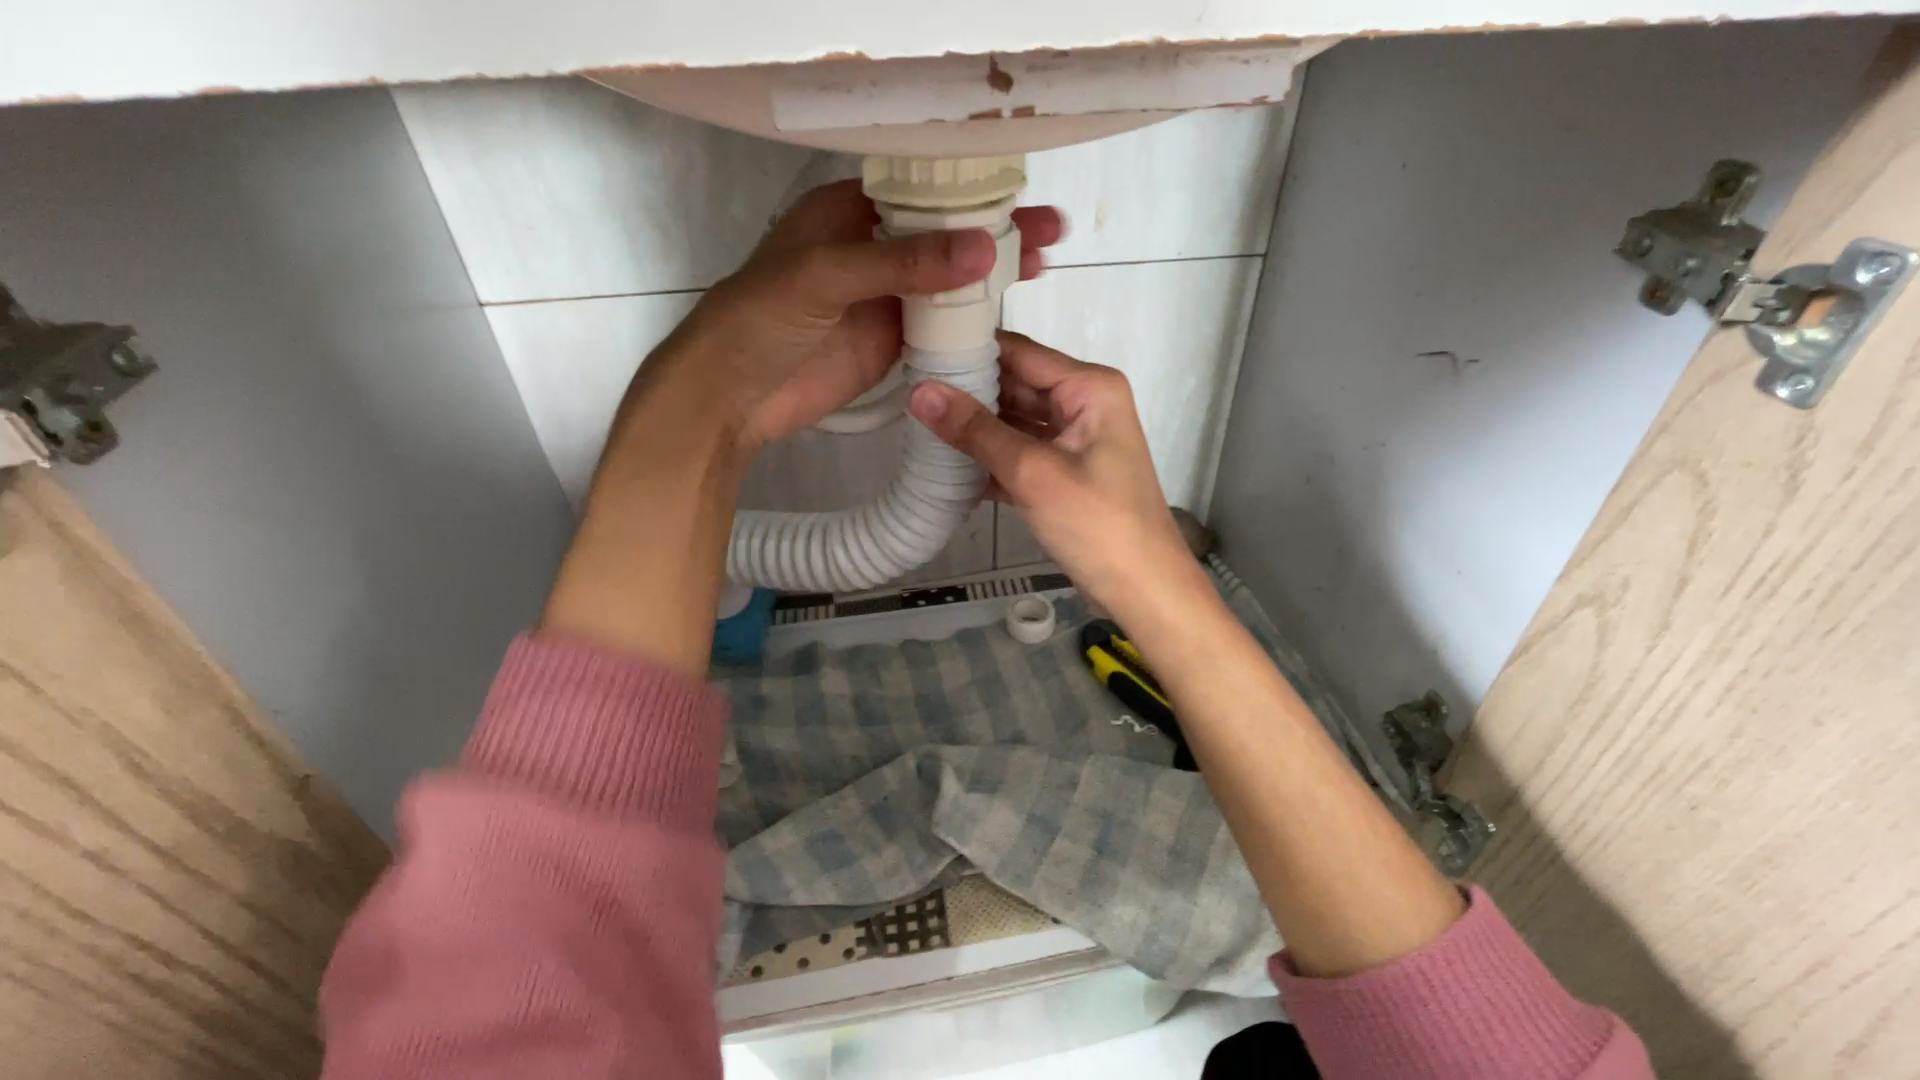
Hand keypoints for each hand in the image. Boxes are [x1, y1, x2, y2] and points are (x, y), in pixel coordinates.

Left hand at [642, 179, 1064, 449]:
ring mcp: (884, 299)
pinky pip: (940, 325)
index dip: (971, 192)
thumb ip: (902, 262)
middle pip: (943, 235)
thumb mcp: (826, 275)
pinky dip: (973, 320)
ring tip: (1042, 265)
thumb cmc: (762, 316)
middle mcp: (871, 249)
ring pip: (947, 281)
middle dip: (994, 231)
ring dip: (991, 274)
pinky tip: (1009, 311)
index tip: (1021, 195)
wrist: (731, 394)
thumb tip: (984, 248)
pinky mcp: (891, 343)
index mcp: (848, 212)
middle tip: (1050, 233)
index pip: (920, 191)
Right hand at [906, 332, 1205, 615]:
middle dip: (967, 389)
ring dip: (974, 426)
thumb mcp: (1033, 473)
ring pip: (1014, 419)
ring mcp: (1075, 440)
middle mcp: (1084, 403)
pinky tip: (945, 463)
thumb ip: (976, 431)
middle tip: (907, 388)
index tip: (916, 351)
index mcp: (1089, 387)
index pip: (1019, 352)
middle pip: (1015, 383)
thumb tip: (920, 392)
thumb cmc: (1097, 524)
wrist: (1144, 590)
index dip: (969, 349)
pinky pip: (1020, 452)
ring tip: (916, 421)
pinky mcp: (1065, 473)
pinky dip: (989, 457)